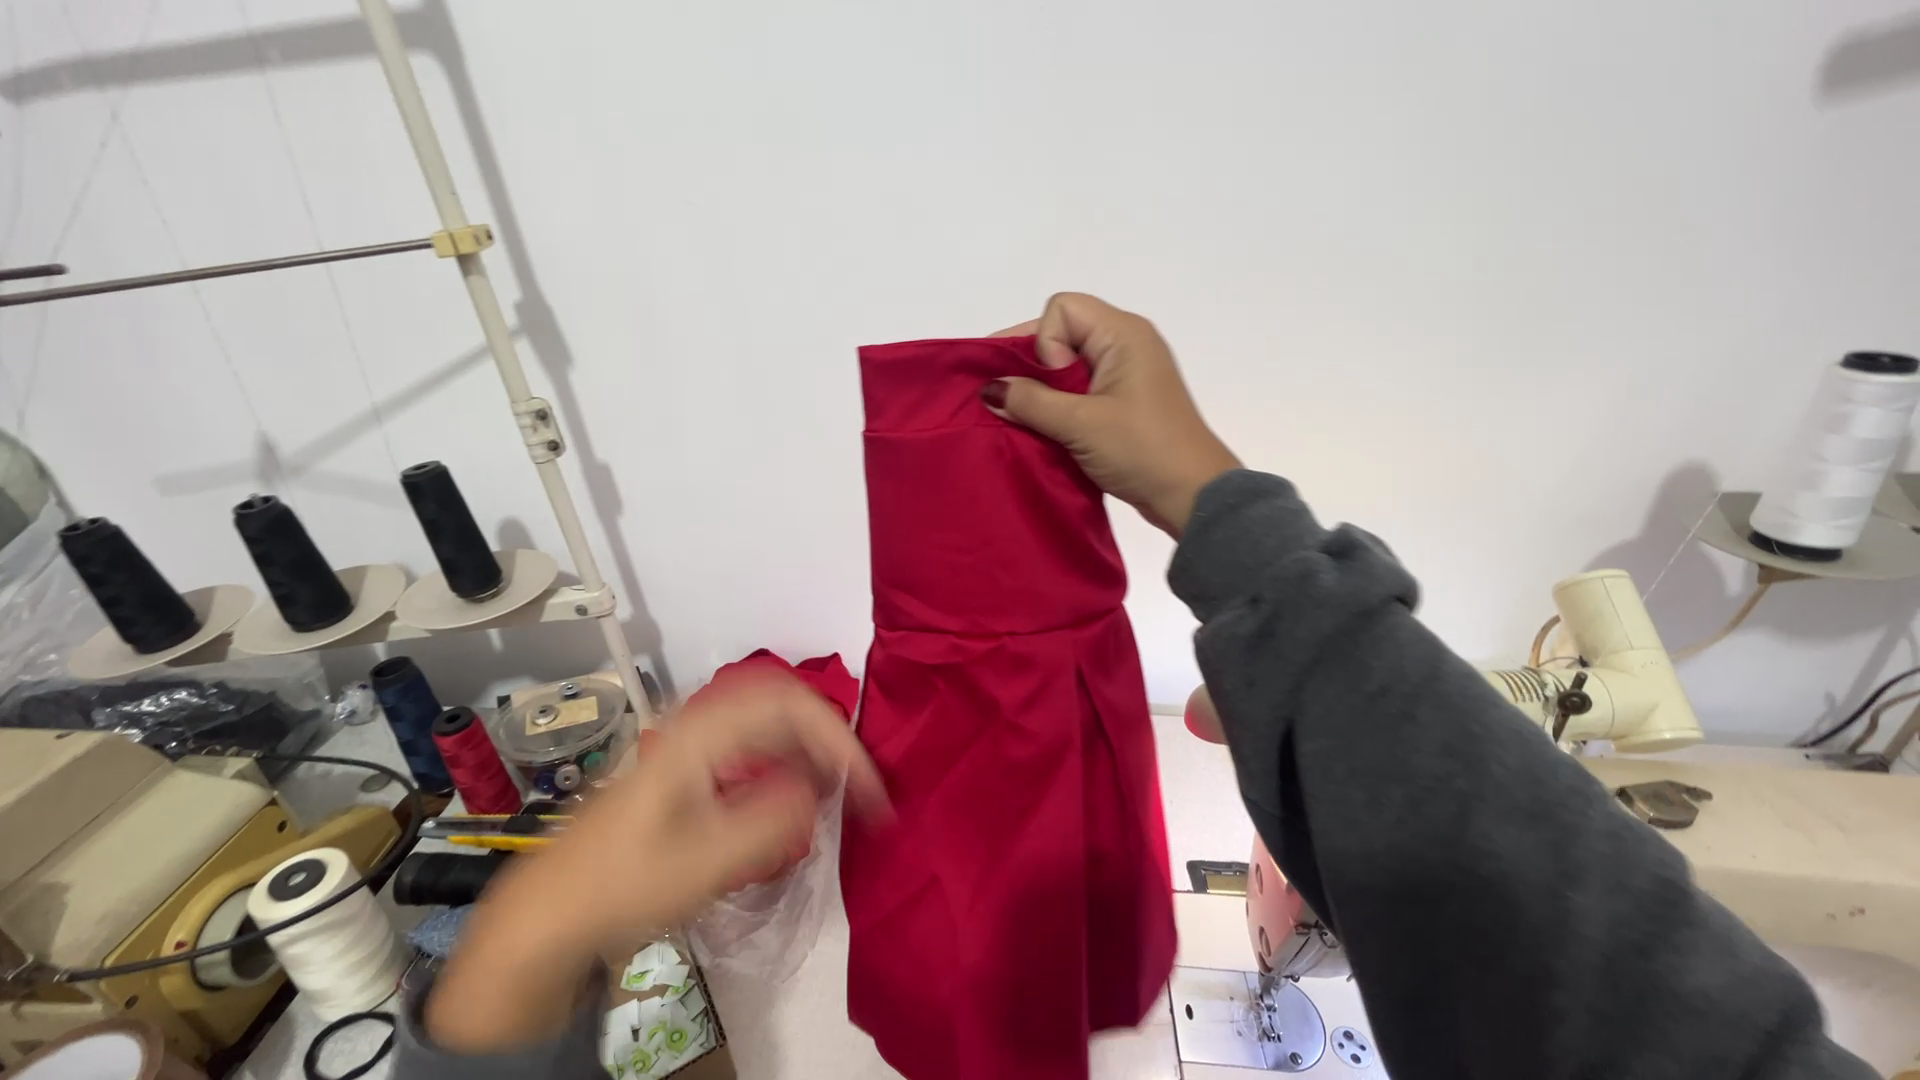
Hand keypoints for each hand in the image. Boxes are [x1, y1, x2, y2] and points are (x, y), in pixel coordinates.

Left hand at [424, 673, 888, 1052]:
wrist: (549, 915)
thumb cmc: (619, 886)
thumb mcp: (703, 864)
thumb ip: (771, 822)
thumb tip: (820, 789)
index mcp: (699, 734)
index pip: (788, 704)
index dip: (835, 735)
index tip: (864, 782)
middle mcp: (698, 727)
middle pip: (782, 707)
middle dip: (830, 742)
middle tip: (863, 790)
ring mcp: (691, 747)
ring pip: (770, 727)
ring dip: (812, 755)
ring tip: (841, 798)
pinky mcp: (689, 772)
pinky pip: (754, 751)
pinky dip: (788, 768)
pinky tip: (798, 804)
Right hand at [984, 293, 1239, 536]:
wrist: (1192, 496)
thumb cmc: (1142, 450)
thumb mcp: (1080, 425)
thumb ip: (1030, 402)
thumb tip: (990, 390)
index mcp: (1123, 334)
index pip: (1061, 309)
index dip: (1044, 342)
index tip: (1051, 384)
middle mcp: (1125, 344)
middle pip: (1060, 334)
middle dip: (1032, 366)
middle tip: (1018, 403)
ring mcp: (1125, 375)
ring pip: (1066, 366)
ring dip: (1043, 392)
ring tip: (1028, 421)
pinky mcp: (1122, 403)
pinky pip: (1078, 391)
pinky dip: (1057, 407)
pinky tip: (1044, 432)